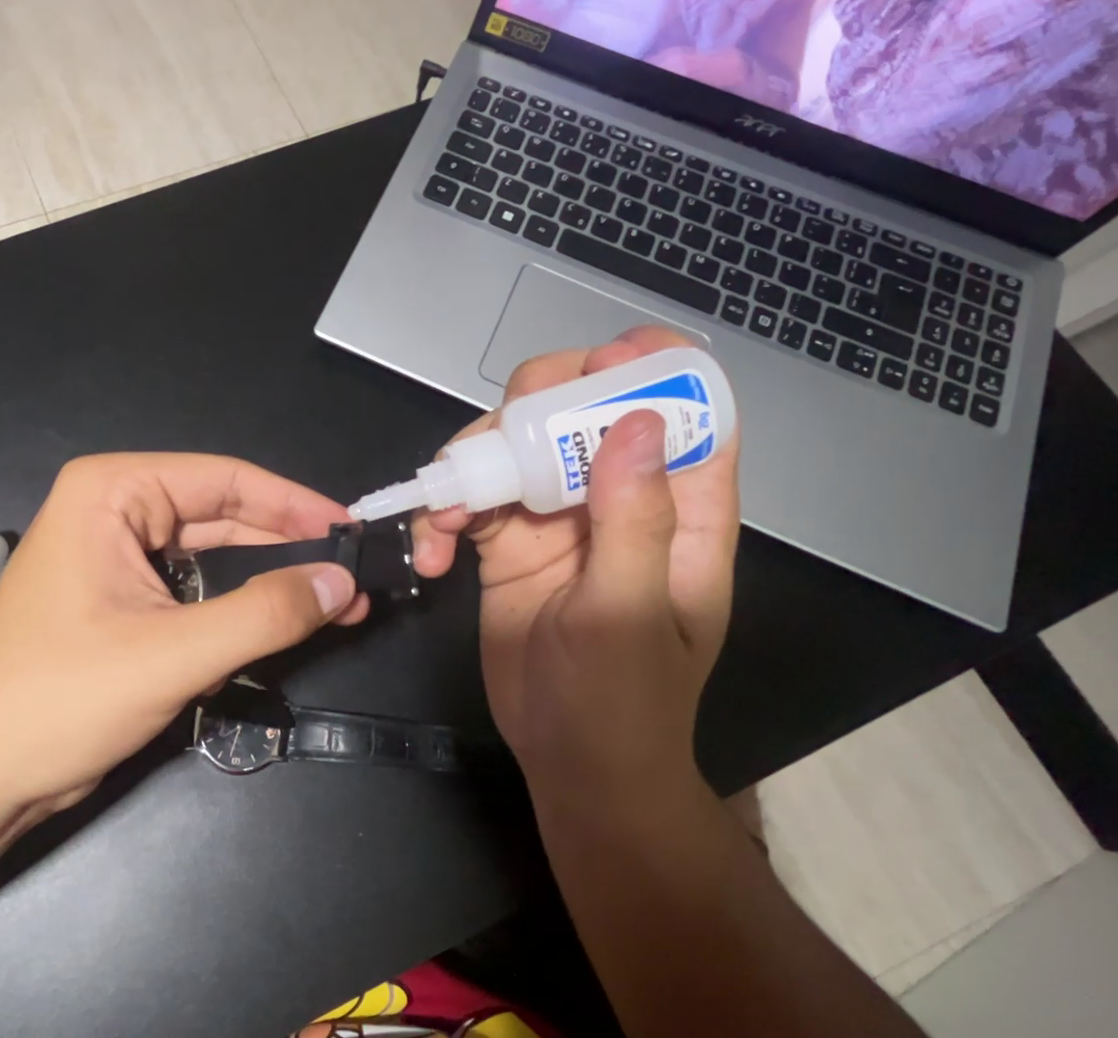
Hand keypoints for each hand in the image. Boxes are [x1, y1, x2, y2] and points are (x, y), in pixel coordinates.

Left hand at [0, 454, 367, 814]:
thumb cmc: (60, 698)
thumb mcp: (173, 653)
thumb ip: (266, 614)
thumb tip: (344, 581)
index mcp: (111, 492)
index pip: (224, 478)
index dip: (295, 503)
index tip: (355, 529)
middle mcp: (113, 512)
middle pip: (222, 514)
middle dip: (289, 546)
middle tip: (356, 575)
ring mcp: (115, 560)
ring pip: (212, 557)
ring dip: (270, 581)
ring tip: (338, 601)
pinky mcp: (121, 605)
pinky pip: (194, 593)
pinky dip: (239, 608)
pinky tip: (285, 623)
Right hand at [412, 327, 739, 803]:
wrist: (569, 760)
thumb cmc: (624, 700)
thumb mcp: (633, 612)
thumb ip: (637, 519)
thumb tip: (637, 423)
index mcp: (679, 510)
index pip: (687, 413)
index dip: (654, 369)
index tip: (603, 358)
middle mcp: (615, 497)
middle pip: (581, 412)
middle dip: (536, 409)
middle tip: (500, 440)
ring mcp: (555, 517)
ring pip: (513, 447)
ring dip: (470, 465)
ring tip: (446, 519)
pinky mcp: (505, 543)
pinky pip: (468, 499)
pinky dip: (441, 514)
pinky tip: (429, 555)